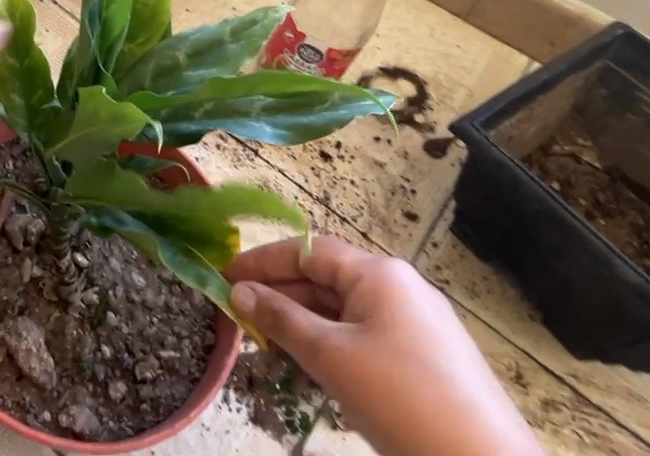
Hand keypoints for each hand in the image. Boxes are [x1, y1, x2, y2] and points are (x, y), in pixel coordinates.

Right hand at [226, 236, 542, 455]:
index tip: (222, 275)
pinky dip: (330, 343)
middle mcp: (399, 287)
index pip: (306, 250)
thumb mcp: (330, 356)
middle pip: (324, 278)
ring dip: (302, 322)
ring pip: (343, 309)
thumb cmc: (402, 399)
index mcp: (379, 273)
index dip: (261, 261)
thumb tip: (238, 292)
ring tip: (266, 343)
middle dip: (279, 294)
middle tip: (237, 315)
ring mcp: (417, 323)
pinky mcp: (427, 358)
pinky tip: (311, 367)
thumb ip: (280, 319)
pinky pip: (364, 335)